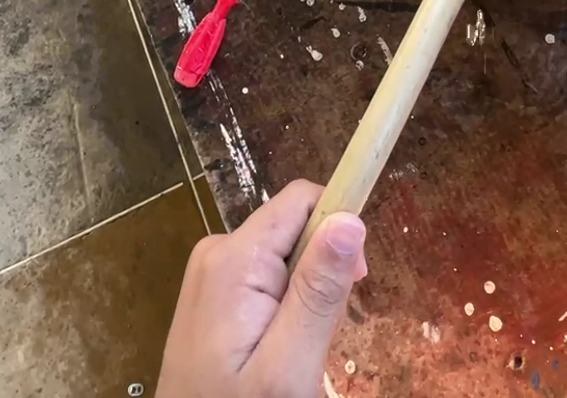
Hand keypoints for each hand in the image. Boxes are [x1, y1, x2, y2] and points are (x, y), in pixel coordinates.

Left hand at [157, 180, 367, 397]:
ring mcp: (212, 271)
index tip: (354, 281)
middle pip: (295, 227)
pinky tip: (275, 350)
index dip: (338, 228)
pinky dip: (285, 307)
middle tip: (318, 337)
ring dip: (305, 295)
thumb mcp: (288, 367)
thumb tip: (350, 218)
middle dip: (320, 272)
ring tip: (294, 352)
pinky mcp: (213, 292)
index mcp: (234, 256)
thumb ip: (319, 291)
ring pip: (285, 254)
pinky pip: (267, 276)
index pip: (302, 199)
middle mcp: (218, 249)